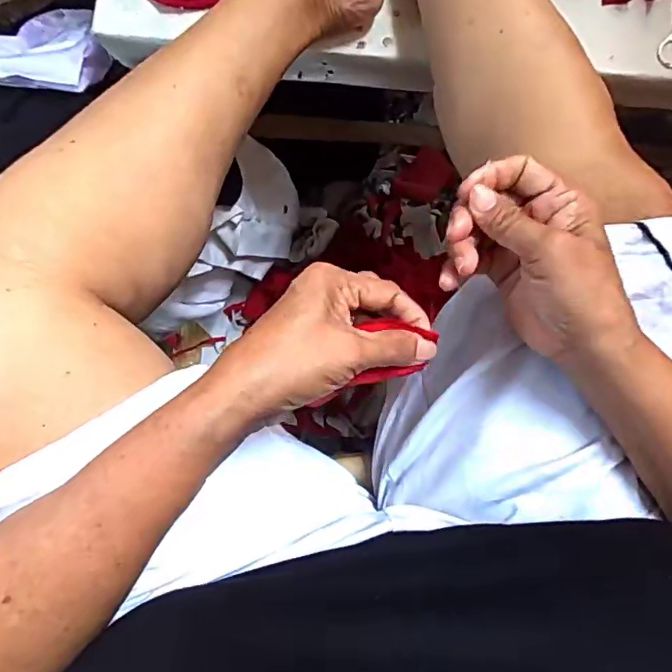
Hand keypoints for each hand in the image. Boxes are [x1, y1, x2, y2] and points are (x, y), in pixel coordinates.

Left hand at [210, 263, 436, 414]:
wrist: (242, 391)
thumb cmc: (293, 363)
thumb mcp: (352, 353)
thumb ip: (394, 347)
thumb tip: (427, 346)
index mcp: (332, 279)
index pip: (387, 290)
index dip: (412, 316)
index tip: (429, 343)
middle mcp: (321, 288)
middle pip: (373, 304)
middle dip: (395, 330)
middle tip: (414, 355)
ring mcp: (311, 311)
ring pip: (359, 323)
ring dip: (377, 345)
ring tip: (392, 366)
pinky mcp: (305, 334)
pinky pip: (342, 337)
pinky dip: (358, 353)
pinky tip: (367, 371)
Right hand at [439, 156, 639, 366]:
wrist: (586, 346)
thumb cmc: (583, 292)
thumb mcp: (548, 250)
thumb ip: (508, 220)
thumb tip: (475, 192)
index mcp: (559, 202)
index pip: (520, 171)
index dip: (491, 177)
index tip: (468, 194)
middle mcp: (536, 217)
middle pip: (489, 199)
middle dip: (468, 217)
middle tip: (459, 238)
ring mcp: (516, 244)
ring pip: (475, 228)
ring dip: (460, 244)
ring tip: (463, 268)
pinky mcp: (501, 269)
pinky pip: (471, 256)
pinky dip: (458, 266)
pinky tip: (452, 280)